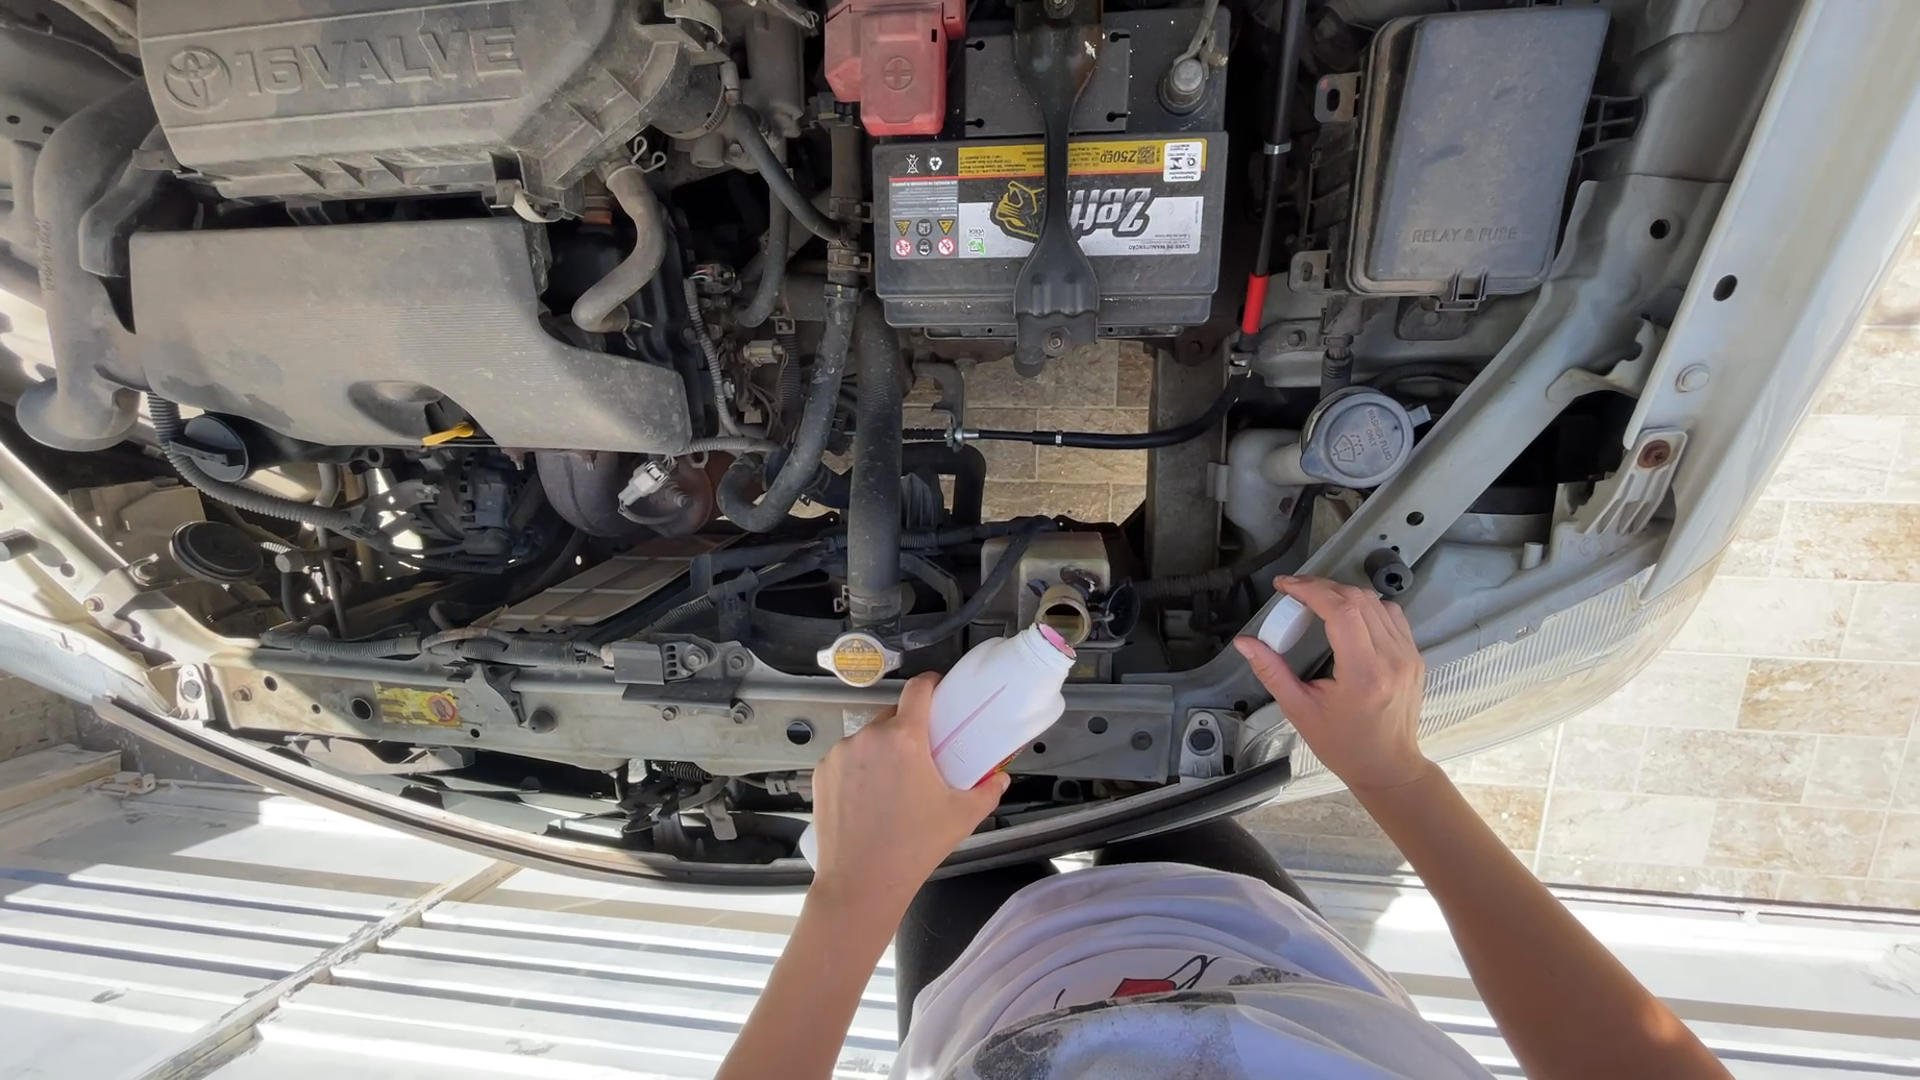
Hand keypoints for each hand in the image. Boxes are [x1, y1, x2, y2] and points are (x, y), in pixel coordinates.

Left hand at [808, 673, 1008, 914]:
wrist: (861, 884)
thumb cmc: (913, 848)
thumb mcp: (960, 816)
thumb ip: (986, 791)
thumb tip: (1000, 778)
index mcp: (905, 738)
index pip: (918, 689)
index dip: (930, 685)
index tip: (938, 690)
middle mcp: (870, 737)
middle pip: (893, 716)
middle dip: (908, 729)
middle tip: (920, 757)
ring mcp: (841, 753)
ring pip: (868, 737)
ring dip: (881, 750)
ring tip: (891, 784)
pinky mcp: (821, 771)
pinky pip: (846, 757)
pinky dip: (857, 767)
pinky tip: (867, 796)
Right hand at [1233, 575, 1430, 793]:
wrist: (1388, 767)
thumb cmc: (1342, 744)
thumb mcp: (1299, 709)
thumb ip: (1271, 671)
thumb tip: (1245, 642)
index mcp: (1364, 673)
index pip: (1341, 612)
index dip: (1310, 590)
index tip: (1285, 585)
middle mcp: (1392, 658)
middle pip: (1358, 600)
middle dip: (1322, 587)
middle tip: (1293, 589)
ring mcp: (1409, 655)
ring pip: (1376, 602)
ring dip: (1343, 593)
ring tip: (1315, 598)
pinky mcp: (1414, 656)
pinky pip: (1391, 615)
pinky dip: (1364, 604)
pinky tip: (1344, 612)